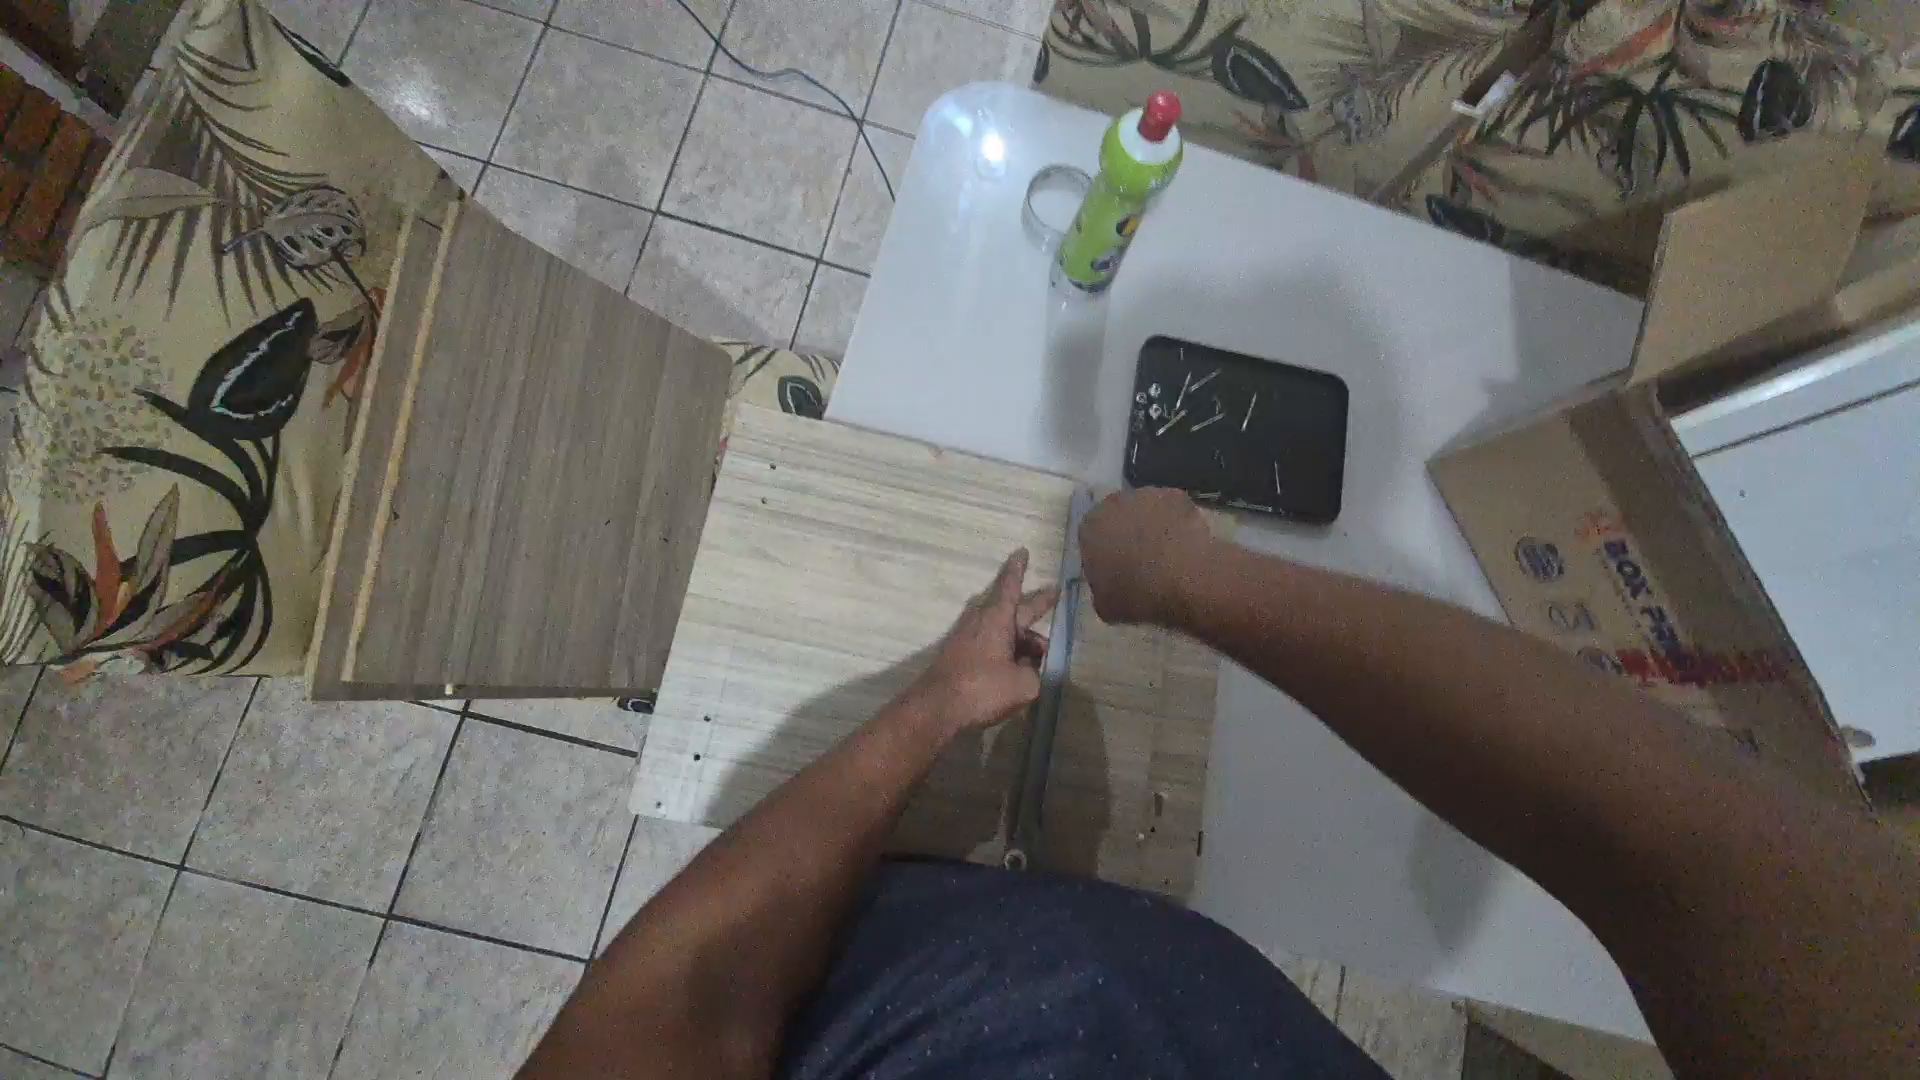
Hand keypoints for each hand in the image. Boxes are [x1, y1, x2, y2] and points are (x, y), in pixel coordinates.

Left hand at [893, 549, 1058, 739]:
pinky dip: (1008, 649)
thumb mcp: (1024, 684)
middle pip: (1013, 609)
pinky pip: (991, 643)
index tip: (1022, 551)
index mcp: (998, 618)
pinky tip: (1017, 668)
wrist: (936, 708)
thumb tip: (1030, 670)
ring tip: (1042, 656)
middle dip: (1034, 605)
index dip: (1019, 569)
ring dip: (1023, 637)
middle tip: (1052, 595)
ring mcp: (967, 637)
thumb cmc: (982, 689)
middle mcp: (980, 621)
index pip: (1012, 586)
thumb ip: (1035, 672)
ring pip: (1003, 629)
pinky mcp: (959, 655)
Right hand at [1079, 488, 1213, 625]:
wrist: (1185, 581)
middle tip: (1140, 556)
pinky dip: (1175, 520)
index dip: (1103, 551)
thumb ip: (1099, 586)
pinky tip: (1183, 542)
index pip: (1090, 535)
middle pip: (1116, 516)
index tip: (1115, 567)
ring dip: (1150, 523)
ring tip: (1165, 550)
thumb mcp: (1104, 605)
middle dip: (1125, 531)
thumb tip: (1108, 583)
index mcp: (1089, 528)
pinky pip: (1171, 508)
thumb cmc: (1138, 596)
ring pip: (1144, 508)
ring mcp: (1146, 495)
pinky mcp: (1177, 495)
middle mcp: (1113, 503)